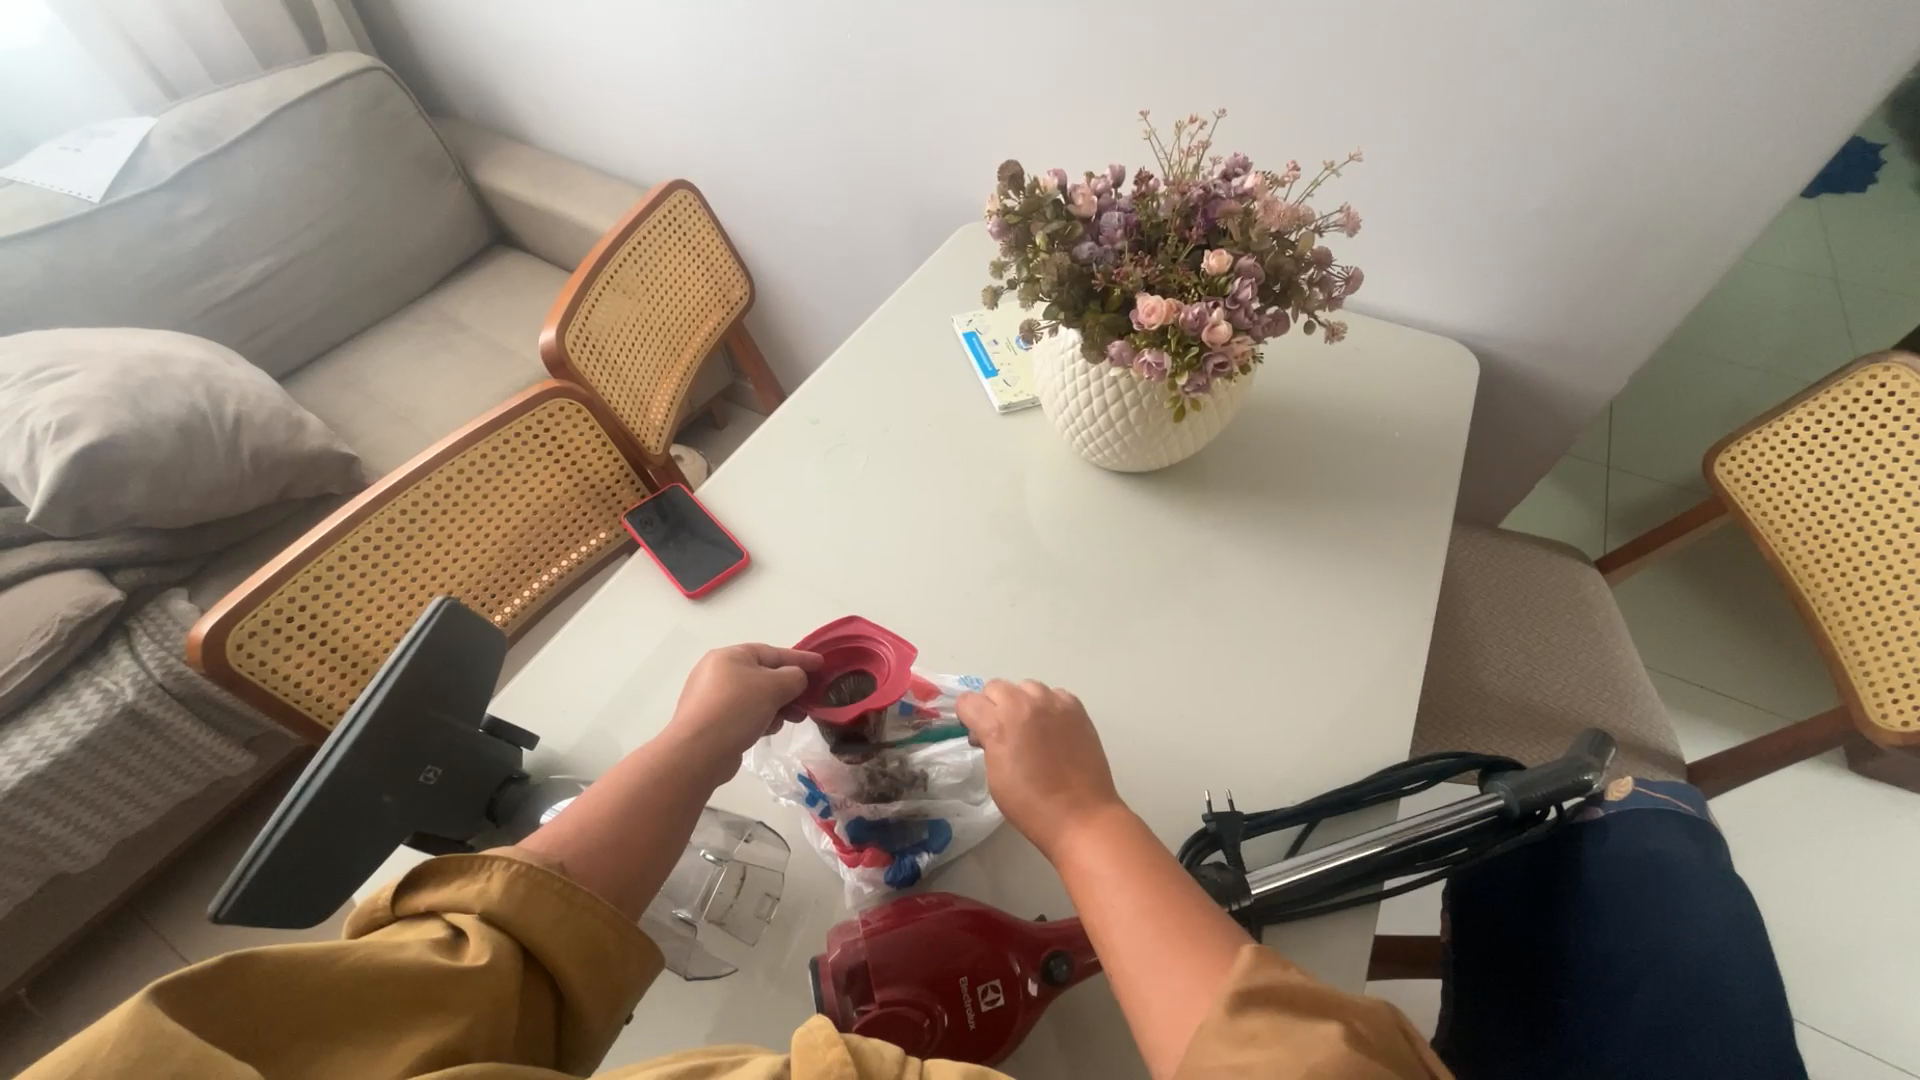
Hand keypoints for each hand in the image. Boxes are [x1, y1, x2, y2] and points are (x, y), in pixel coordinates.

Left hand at [665, 644, 821, 786]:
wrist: (698, 752)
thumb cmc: (737, 709)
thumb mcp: (774, 686)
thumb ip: (794, 677)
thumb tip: (797, 679)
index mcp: (730, 656)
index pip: (773, 652)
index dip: (800, 659)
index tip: (821, 664)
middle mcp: (717, 673)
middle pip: (763, 676)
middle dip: (789, 689)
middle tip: (808, 701)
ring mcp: (711, 698)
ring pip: (755, 697)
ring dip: (777, 706)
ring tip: (792, 719)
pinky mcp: (710, 722)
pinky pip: (743, 714)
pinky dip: (760, 718)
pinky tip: (769, 730)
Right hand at [957, 679, 1126, 859]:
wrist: (1080, 815)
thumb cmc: (1030, 804)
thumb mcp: (994, 775)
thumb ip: (988, 742)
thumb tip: (987, 731)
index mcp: (999, 724)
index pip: (968, 701)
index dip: (969, 717)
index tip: (978, 733)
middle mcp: (1025, 704)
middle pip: (995, 687)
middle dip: (993, 706)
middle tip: (1003, 733)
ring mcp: (1053, 702)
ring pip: (1025, 686)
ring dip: (1021, 702)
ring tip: (1031, 729)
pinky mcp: (1076, 707)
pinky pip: (1053, 694)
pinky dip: (1048, 706)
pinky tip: (1053, 729)